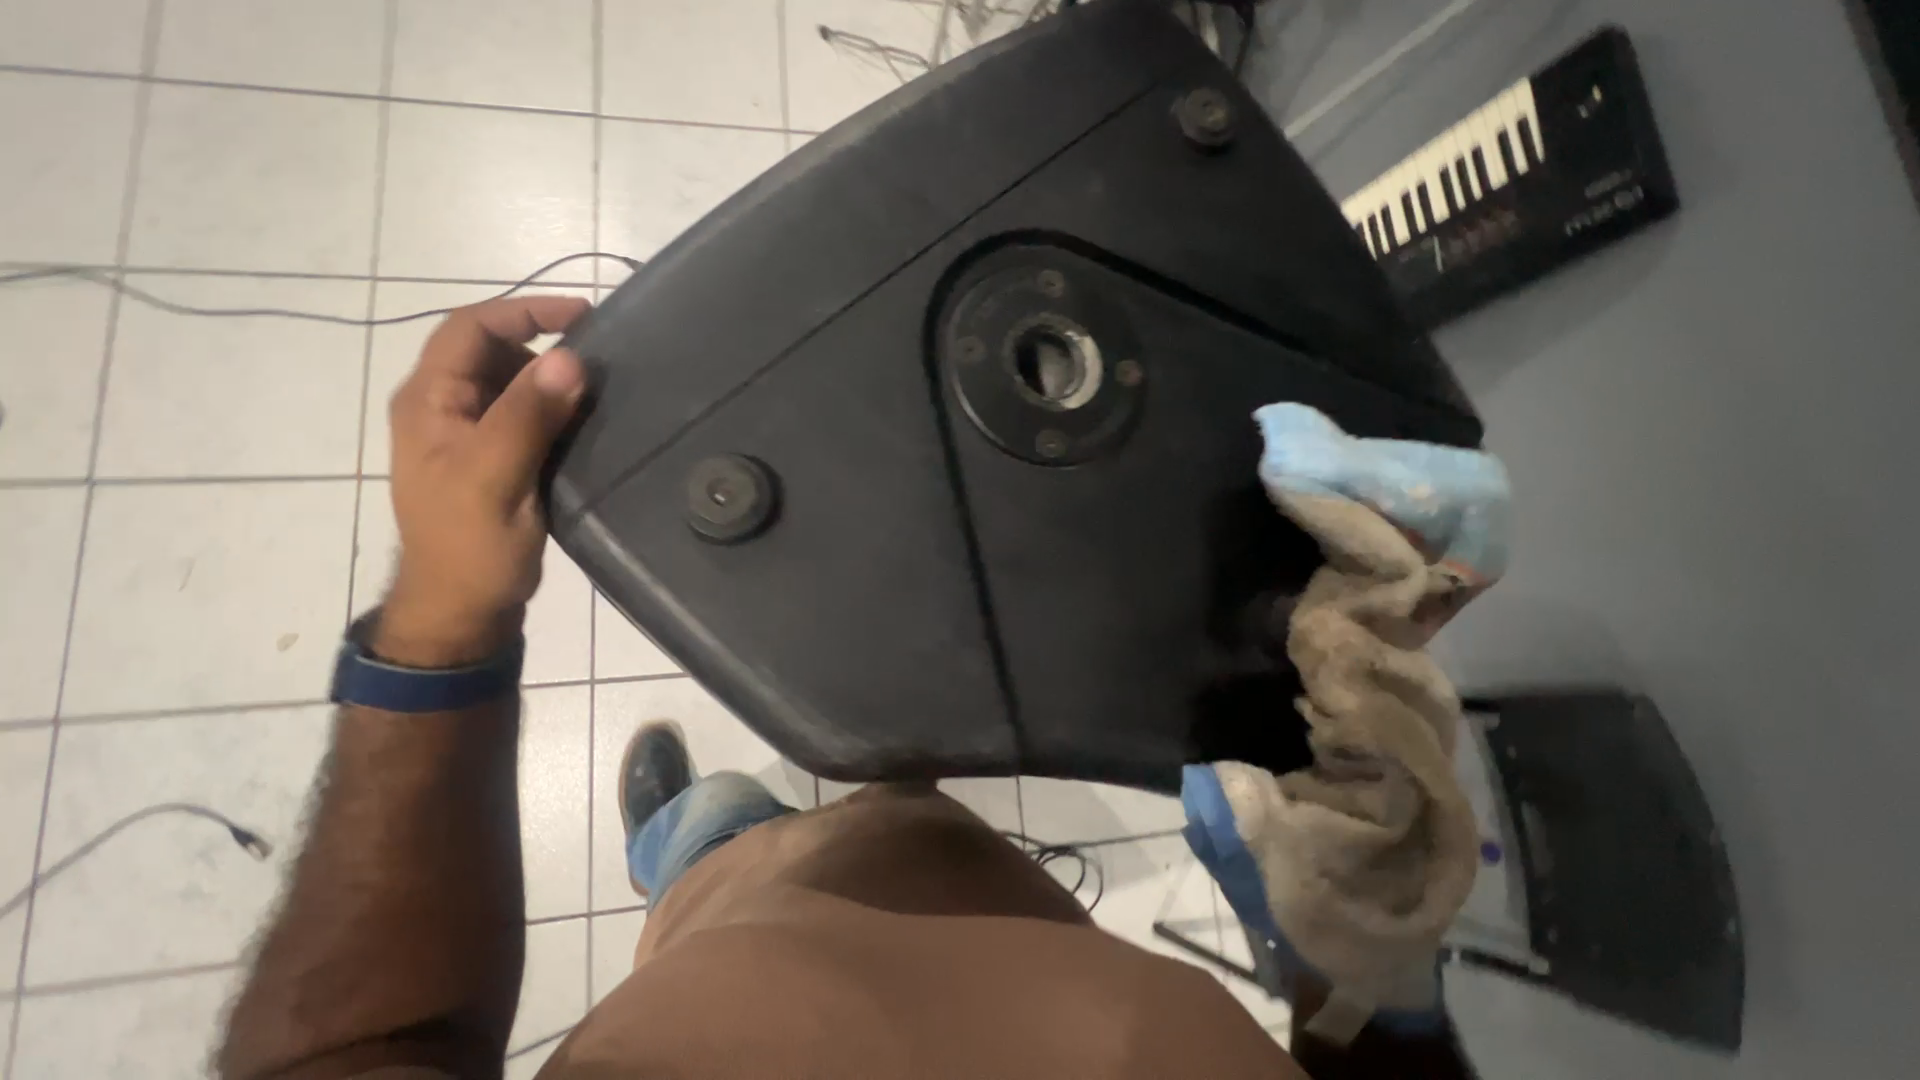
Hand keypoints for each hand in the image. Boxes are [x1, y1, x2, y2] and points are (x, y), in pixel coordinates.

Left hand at [377, 296, 592, 667]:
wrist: (461, 609)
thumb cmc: (470, 546)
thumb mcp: (496, 477)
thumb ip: (528, 416)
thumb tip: (571, 358)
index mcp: (430, 402)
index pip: (471, 329)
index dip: (525, 312)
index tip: (584, 315)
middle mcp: (443, 408)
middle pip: (491, 350)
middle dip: (543, 344)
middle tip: (600, 358)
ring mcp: (467, 435)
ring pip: (510, 382)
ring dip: (552, 378)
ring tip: (600, 389)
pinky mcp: (493, 458)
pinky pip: (524, 415)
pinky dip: (555, 408)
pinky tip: (586, 421)